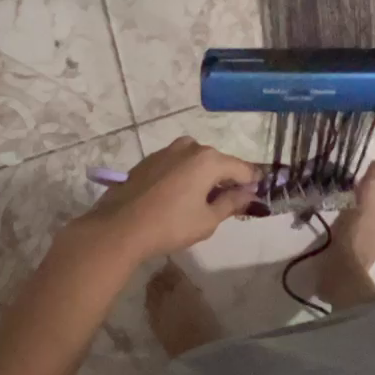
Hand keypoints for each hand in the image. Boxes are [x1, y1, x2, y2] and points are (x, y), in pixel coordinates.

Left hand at [77, 138, 258, 262]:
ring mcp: (167, 150)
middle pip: (218, 161)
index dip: (251, 182)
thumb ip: (231, 203)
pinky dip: (183, 175)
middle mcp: (190, 147)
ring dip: (203, 176)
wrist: (119, 227)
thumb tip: (249, 194)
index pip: (242, 168)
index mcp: (209, 159)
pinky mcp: (149, 159)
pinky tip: (176, 197)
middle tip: (226, 203)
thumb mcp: (208, 220)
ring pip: (195, 160)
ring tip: (199, 201)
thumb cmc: (170, 225)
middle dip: (225, 179)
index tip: (255, 196)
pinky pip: (176, 163)